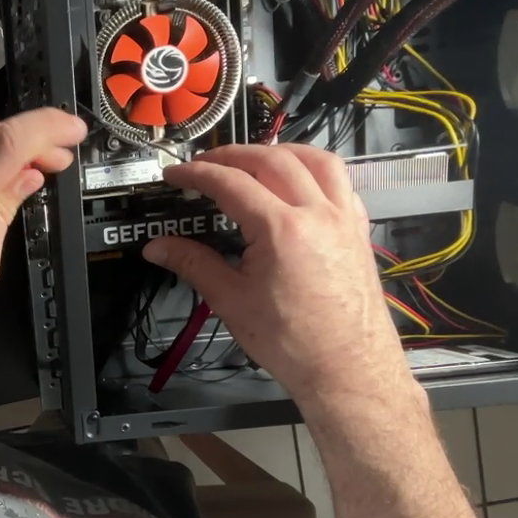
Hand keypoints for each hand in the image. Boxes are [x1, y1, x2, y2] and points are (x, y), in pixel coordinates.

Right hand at [140, 144, 412, 408]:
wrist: (345, 367)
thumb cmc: (294, 341)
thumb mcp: (230, 300)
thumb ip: (193, 263)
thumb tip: (160, 247)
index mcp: (282, 230)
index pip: (231, 183)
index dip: (197, 174)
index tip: (177, 175)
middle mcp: (318, 214)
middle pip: (272, 159)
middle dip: (232, 155)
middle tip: (203, 164)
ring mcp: (343, 218)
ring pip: (314, 159)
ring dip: (277, 151)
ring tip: (250, 159)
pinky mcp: (357, 229)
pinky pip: (339, 180)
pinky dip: (311, 169)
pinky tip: (295, 182)